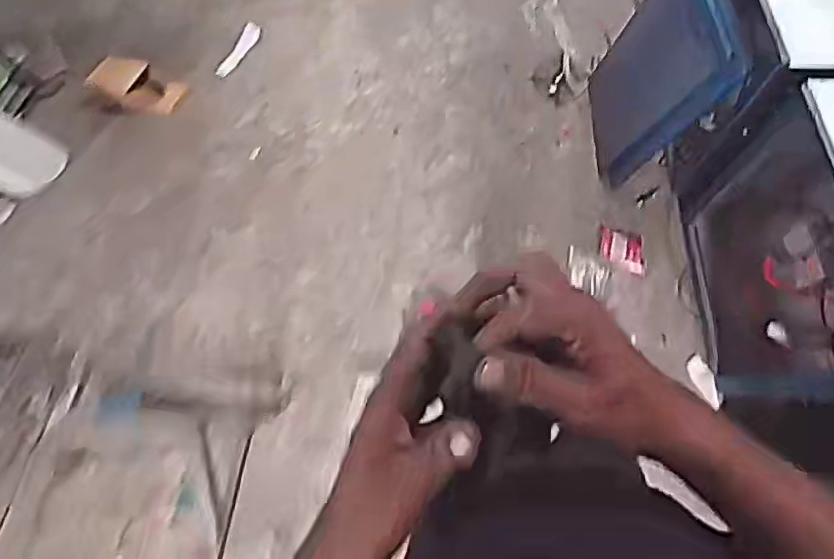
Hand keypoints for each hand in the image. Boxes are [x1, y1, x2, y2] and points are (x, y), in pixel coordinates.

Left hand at [302, 303, 479, 558]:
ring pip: (431, 383)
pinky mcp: (408, 444)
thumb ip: (443, 451)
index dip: (435, 324)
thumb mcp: (410, 480)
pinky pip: (436, 407)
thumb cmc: (370, 509)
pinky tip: (480, 396)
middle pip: (424, 361)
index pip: (412, 350)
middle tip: (487, 318)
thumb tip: (477, 427)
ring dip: (454, 365)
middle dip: (450, 338)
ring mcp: (400, 425)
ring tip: (488, 347)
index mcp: (386, 402)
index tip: (464, 299)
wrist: (345, 551)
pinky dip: (455, 395)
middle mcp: (392, 405)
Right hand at [461, 253, 710, 457]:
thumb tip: (481, 366)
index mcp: (575, 315)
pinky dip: (508, 304)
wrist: (658, 413)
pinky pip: (534, 296)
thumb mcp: (578, 404)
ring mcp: (574, 305)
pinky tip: (492, 335)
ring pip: (529, 276)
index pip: (518, 311)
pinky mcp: (571, 319)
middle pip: (524, 269)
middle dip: (486, 285)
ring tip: (467, 320)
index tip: (466, 365)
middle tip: (456, 314)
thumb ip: (531, 383)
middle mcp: (573, 299)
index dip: (488, 336)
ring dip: (496, 290)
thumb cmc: (623, 410)